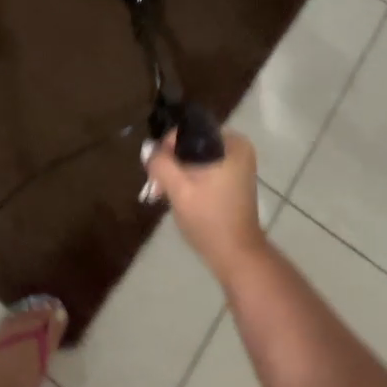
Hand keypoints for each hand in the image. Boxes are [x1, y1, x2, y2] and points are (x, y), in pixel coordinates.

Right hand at [145, 128, 267, 276]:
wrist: (237, 255)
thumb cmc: (209, 219)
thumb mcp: (179, 189)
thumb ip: (161, 164)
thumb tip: (147, 147)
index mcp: (233, 144)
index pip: (190, 130)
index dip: (168, 146)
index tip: (155, 169)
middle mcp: (239, 149)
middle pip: (194, 144)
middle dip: (172, 162)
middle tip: (156, 185)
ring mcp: (239, 166)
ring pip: (198, 159)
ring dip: (179, 173)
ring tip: (162, 193)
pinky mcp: (235, 182)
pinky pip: (206, 170)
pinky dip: (191, 180)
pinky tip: (177, 197)